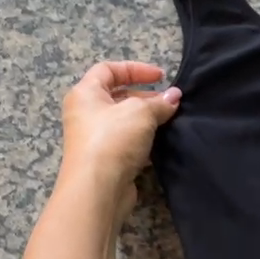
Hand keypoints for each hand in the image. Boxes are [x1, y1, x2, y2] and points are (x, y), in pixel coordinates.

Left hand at [59, 61, 181, 193]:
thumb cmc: (113, 139)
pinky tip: (161, 143)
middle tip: (169, 104)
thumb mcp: (140, 112)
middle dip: (146, 97)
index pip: (108, 70)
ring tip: (169, 122)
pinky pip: (126, 142)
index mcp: (85, 94)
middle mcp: (85, 114)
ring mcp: (94, 139)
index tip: (161, 77)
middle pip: (117, 96)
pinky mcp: (105, 160)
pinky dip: (143, 140)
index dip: (135, 69)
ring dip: (147, 120)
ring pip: (124, 121)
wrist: (97, 189)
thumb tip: (174, 97)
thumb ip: (159, 102)